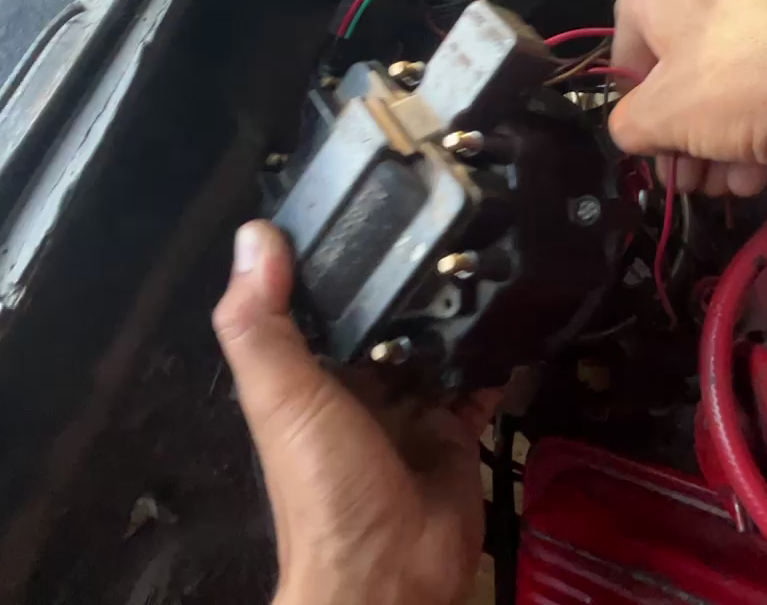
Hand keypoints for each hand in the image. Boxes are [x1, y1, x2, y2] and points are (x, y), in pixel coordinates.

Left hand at [213, 221, 497, 604]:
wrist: (391, 576)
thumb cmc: (327, 485)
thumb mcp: (283, 400)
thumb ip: (262, 324)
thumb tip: (255, 235)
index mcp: (313, 372)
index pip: (329, 298)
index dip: (345, 254)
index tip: (374, 198)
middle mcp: (363, 381)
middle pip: (391, 316)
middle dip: (413, 276)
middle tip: (448, 213)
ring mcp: (414, 403)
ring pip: (437, 340)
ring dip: (456, 307)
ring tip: (486, 246)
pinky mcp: (458, 425)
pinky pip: (479, 377)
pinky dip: (493, 352)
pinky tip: (512, 311)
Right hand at [608, 0, 766, 192]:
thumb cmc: (741, 78)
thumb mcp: (663, 117)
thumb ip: (628, 127)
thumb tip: (634, 128)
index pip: (626, 49)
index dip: (633, 106)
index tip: (651, 146)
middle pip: (682, 71)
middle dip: (685, 137)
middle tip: (693, 181)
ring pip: (731, 79)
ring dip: (724, 141)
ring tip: (736, 185)